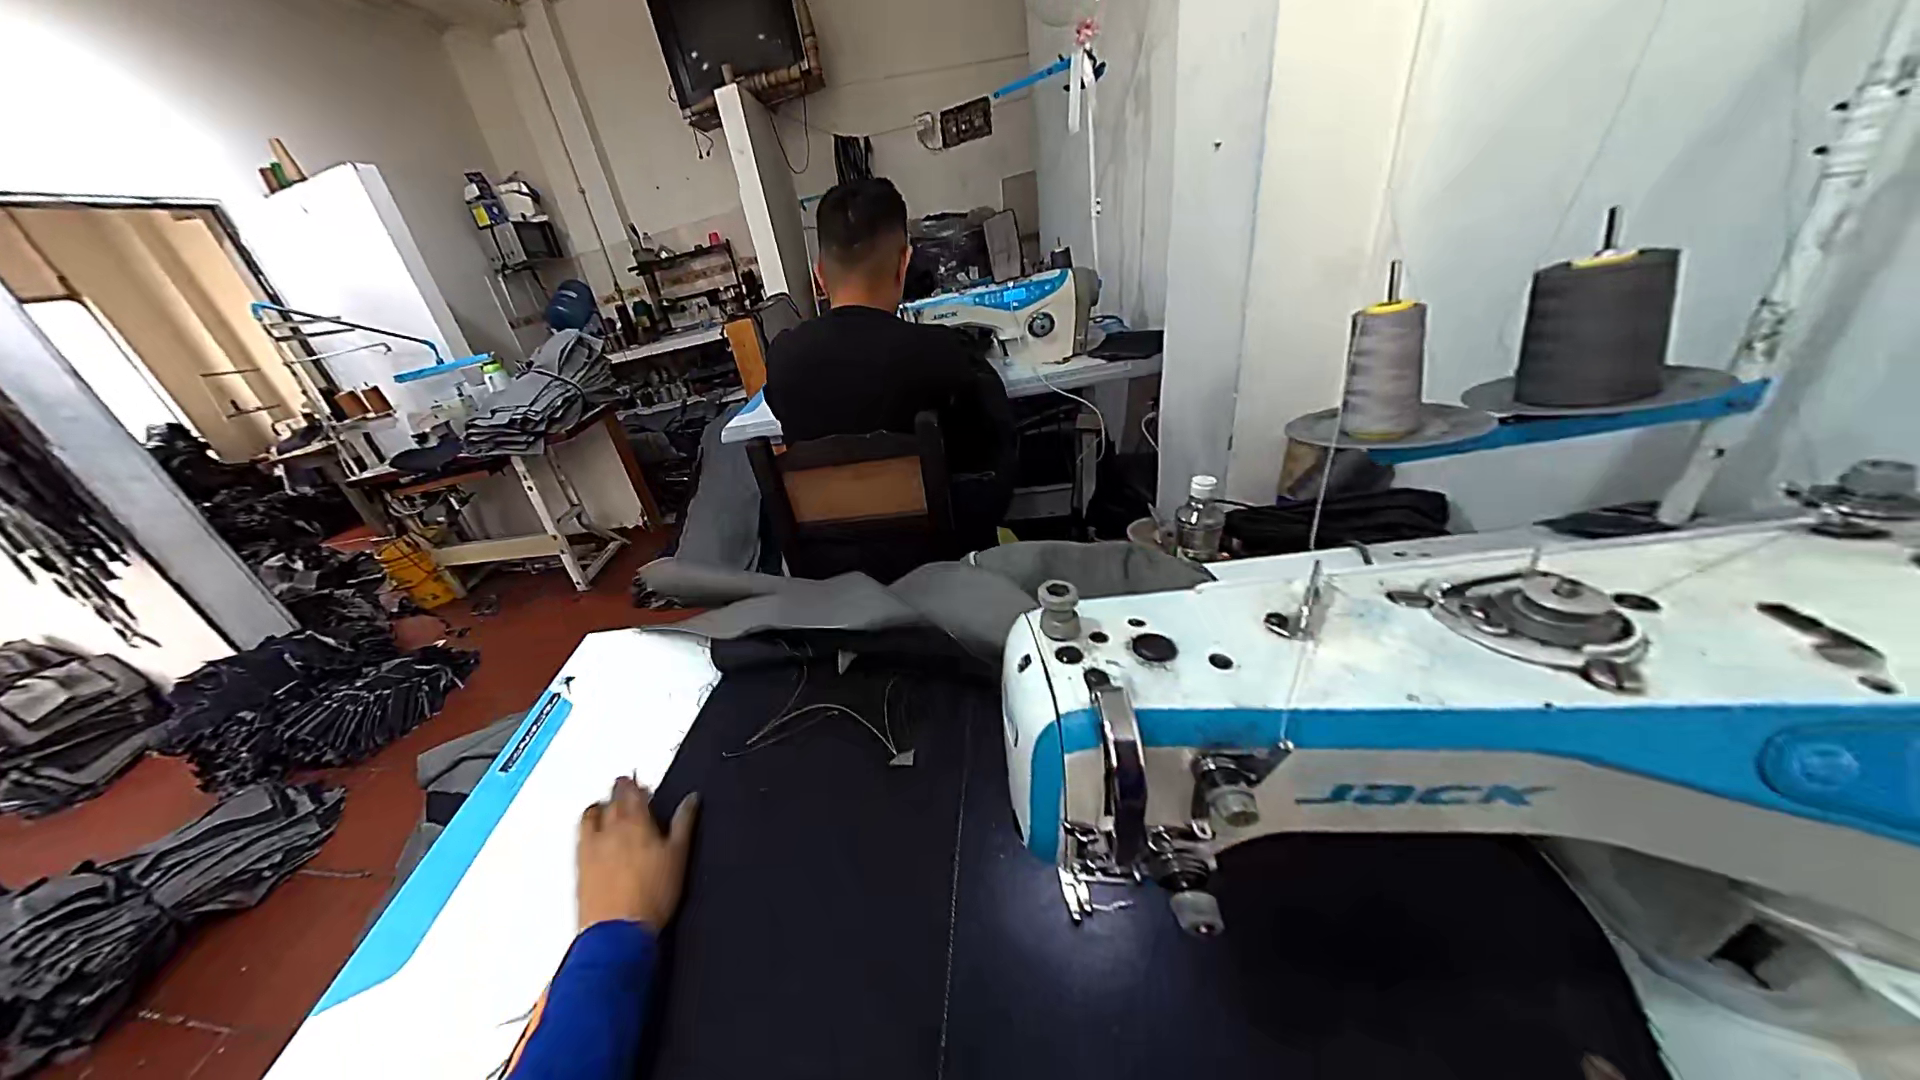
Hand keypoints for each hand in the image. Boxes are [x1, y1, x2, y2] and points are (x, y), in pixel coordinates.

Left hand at [576, 776, 698, 932]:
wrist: (618, 934)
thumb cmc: (651, 895)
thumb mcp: (678, 855)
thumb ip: (684, 822)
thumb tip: (691, 799)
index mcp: (635, 823)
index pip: (631, 792)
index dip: (635, 784)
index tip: (639, 781)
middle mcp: (609, 831)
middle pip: (610, 800)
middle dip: (618, 791)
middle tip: (626, 789)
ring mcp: (591, 849)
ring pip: (590, 816)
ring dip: (599, 807)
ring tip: (607, 807)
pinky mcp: (579, 868)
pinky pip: (580, 837)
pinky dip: (588, 829)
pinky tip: (595, 836)